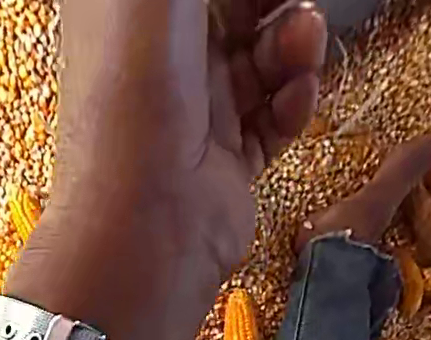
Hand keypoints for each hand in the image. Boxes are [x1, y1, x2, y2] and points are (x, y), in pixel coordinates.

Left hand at [6, 0, 327, 339]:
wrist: (146, 226)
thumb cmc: (131, 105)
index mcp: (126, 14)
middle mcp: (163, 64)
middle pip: (235, 10)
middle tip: (295, 0)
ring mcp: (197, 116)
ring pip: (262, 59)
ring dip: (295, 43)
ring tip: (304, 46)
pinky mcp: (226, 163)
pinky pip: (273, 119)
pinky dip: (294, 102)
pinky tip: (298, 95)